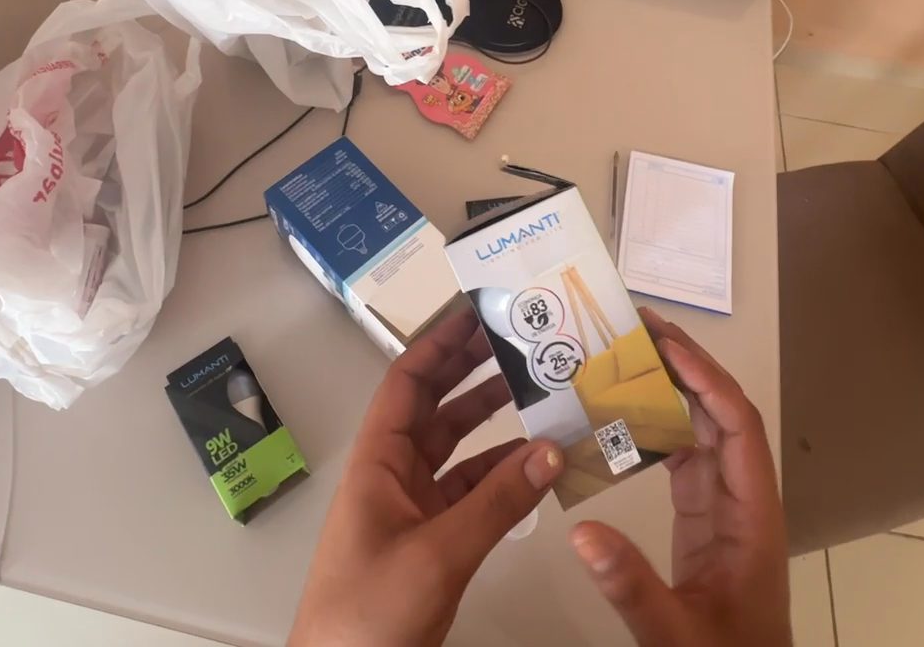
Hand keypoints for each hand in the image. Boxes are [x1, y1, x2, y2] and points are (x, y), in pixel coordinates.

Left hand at [290, 308, 563, 646]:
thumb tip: (552, 449)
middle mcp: (393, 469)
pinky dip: (499, 472)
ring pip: (455, 444)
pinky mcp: (430, 536)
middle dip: (469, 368)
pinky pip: (469, 488)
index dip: (439, 343)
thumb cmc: (371, 610)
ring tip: (534, 387)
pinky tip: (533, 460)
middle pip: (433, 403)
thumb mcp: (437, 554)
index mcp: (377, 458)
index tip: (477, 314)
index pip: (407, 381)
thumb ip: (497, 503)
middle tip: (515, 338)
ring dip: (490, 417)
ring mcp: (411, 503)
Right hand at [570, 309, 791, 645]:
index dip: (707, 380)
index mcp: (753, 514)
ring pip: (705, 427)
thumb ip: (632, 585)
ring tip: (632, 351)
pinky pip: (685, 453)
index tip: (666, 346)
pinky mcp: (704, 515)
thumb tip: (580, 531)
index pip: (739, 426)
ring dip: (675, 386)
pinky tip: (627, 410)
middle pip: (724, 412)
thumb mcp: (676, 635)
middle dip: (689, 364)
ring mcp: (724, 503)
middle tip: (643, 325)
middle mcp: (743, 496)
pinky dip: (660, 424)